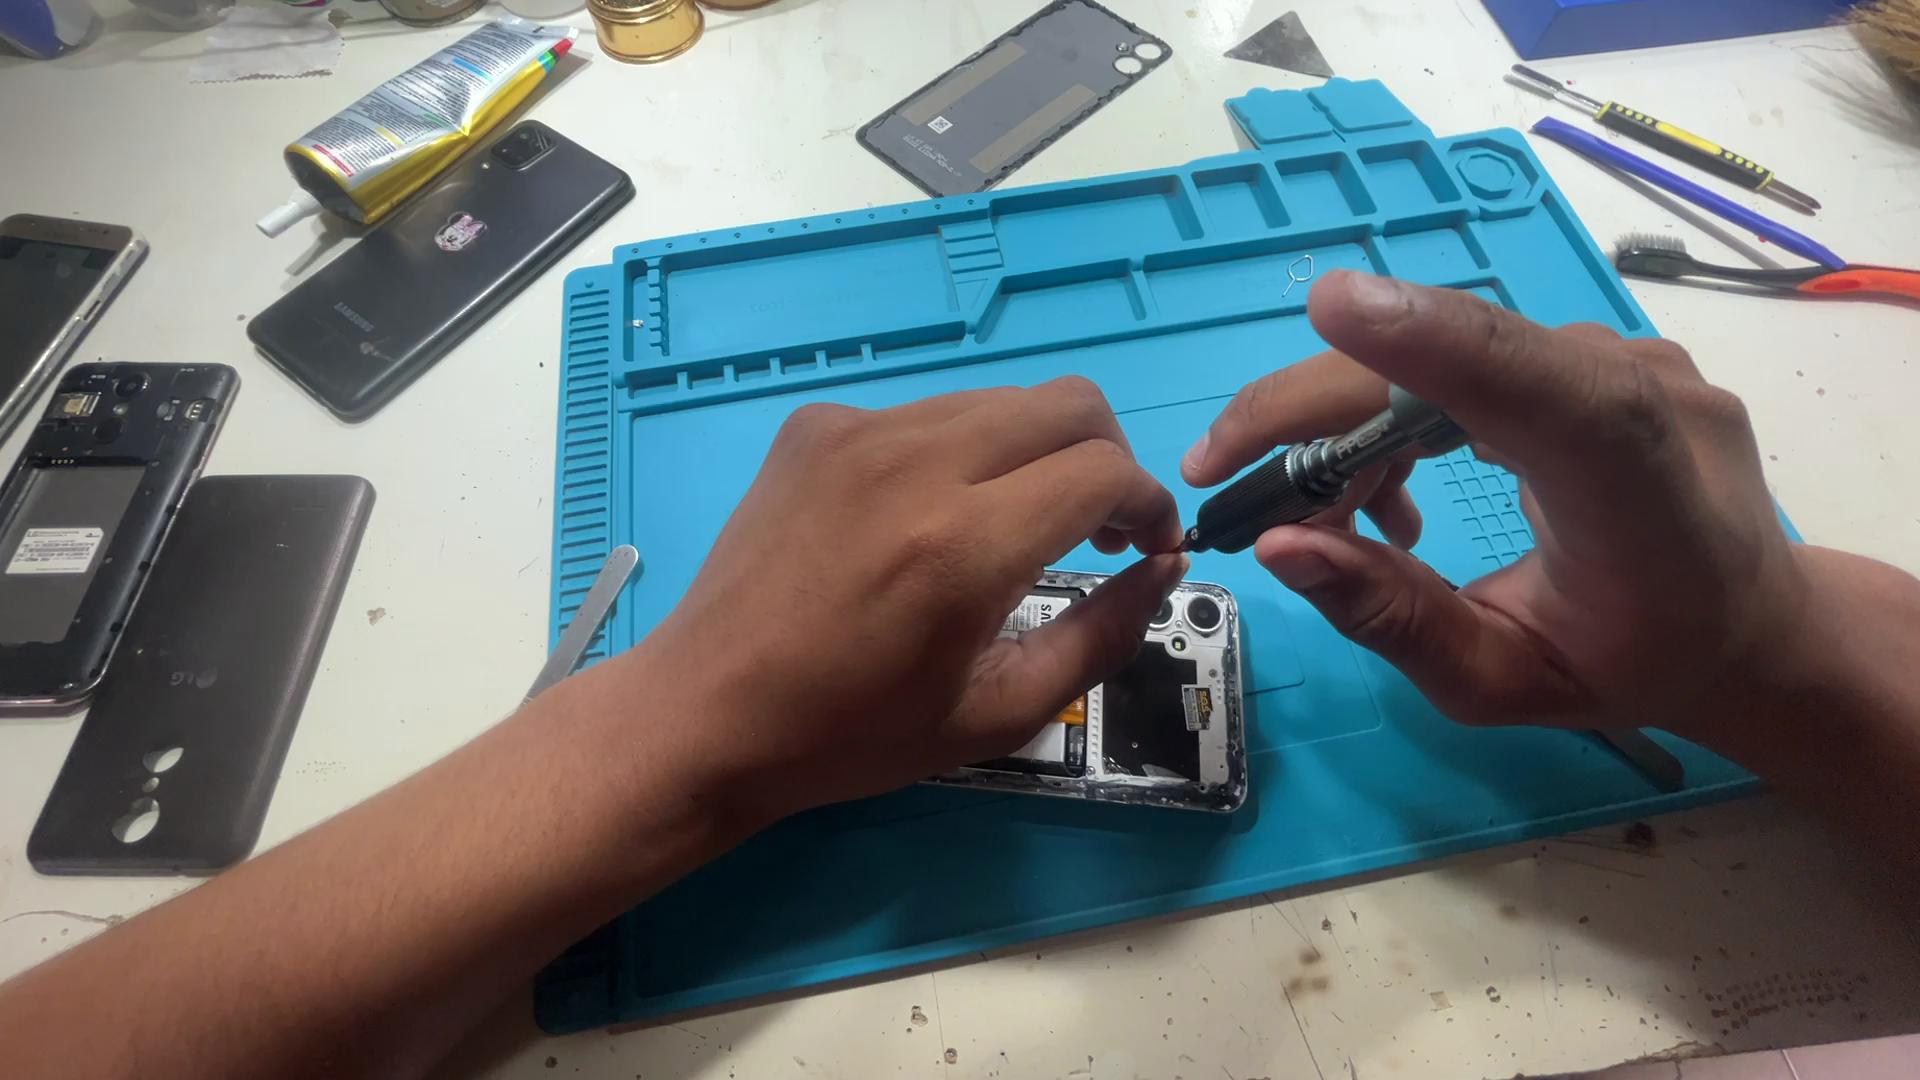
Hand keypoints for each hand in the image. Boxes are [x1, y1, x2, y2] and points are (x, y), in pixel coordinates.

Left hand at [628, 378, 1186, 820]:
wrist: (708, 709)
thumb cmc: (853, 731)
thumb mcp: (997, 711)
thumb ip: (1101, 637)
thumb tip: (1161, 568)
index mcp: (963, 543)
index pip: (1104, 469)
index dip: (1150, 503)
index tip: (1147, 546)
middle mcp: (915, 460)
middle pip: (1069, 403)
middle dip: (1109, 459)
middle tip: (1096, 527)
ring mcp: (857, 429)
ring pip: (999, 402)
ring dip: (1035, 454)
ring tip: (1011, 522)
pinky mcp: (815, 424)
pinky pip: (926, 414)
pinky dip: (961, 452)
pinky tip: (927, 513)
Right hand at [1184, 270, 1810, 734]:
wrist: (1744, 623)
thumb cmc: (1627, 661)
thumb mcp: (1494, 678)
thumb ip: (1389, 617)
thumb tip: (1278, 547)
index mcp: (1629, 478)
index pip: (1532, 383)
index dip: (1427, 339)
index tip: (1327, 306)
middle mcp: (1626, 387)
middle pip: (1432, 362)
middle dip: (1303, 411)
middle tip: (1217, 470)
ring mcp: (1602, 359)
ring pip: (1422, 360)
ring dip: (1332, 427)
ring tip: (1313, 516)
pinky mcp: (1572, 358)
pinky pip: (1443, 368)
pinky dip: (1376, 423)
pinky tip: (1375, 495)